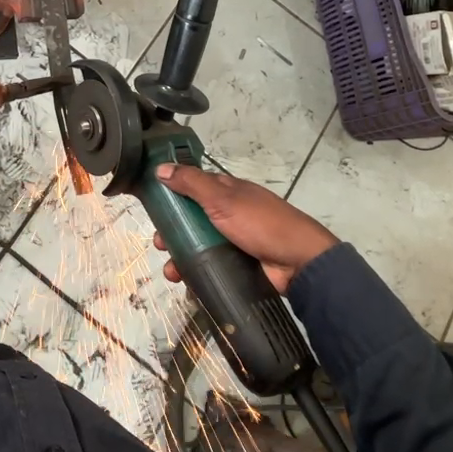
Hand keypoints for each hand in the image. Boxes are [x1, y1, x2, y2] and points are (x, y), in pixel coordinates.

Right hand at [152, 164, 337, 292]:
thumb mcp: (223, 198)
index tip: (152, 206)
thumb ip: (192, 183)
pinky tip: (186, 283)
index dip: (171, 194)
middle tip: (159, 245)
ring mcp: (234, 240)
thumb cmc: (260, 223)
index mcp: (226, 191)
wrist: (300, 263)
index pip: (192, 187)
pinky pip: (211, 266)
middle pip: (192, 220)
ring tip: (172, 272)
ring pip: (198, 246)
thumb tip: (160, 168)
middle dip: (172, 232)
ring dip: (180, 257)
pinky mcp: (238, 265)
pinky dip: (196, 274)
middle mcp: (228, 213)